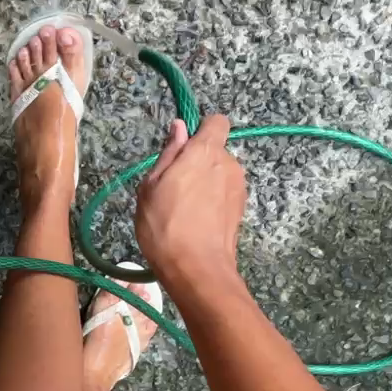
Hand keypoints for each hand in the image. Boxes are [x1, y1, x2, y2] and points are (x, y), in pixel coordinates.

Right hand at [135, 116, 247, 287]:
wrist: (197, 269)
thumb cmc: (165, 225)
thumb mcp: (151, 187)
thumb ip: (169, 153)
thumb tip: (179, 127)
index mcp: (205, 153)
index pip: (217, 122)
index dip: (200, 129)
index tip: (182, 148)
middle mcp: (228, 164)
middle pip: (215, 150)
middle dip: (196, 161)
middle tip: (172, 186)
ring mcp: (238, 187)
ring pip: (218, 173)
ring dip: (203, 182)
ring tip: (182, 208)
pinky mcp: (240, 208)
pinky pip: (223, 193)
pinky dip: (211, 200)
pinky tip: (195, 220)